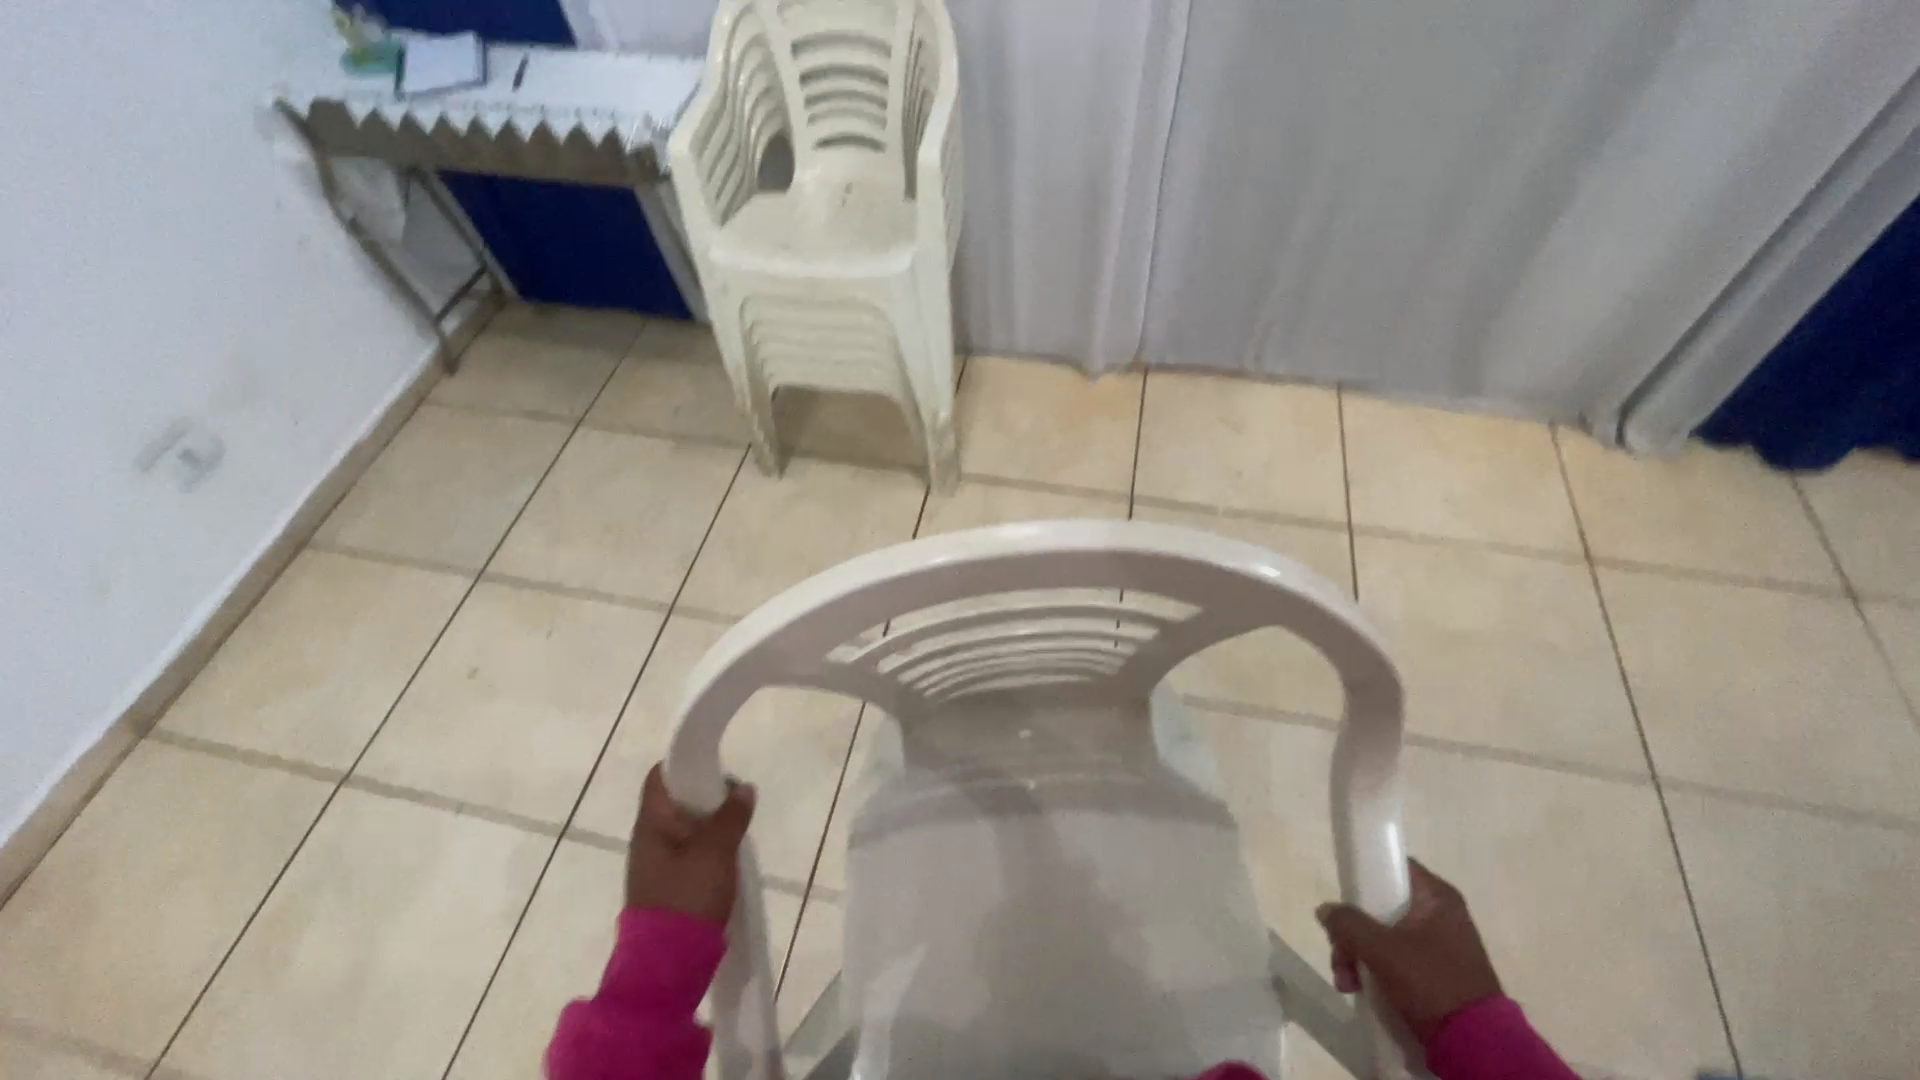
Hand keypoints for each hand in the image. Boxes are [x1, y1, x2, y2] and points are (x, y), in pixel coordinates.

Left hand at [625, 764, 755, 923]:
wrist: (668, 965)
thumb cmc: (688, 897)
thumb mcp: (716, 851)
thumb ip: (730, 816)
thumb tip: (742, 788)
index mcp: (651, 824)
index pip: (660, 777)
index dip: (684, 764)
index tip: (714, 766)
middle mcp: (648, 840)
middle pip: (676, 802)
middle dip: (706, 796)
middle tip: (735, 801)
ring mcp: (657, 865)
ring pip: (685, 829)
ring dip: (711, 824)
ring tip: (738, 829)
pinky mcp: (669, 887)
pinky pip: (690, 853)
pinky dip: (709, 847)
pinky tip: (729, 857)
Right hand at [1316, 859, 1502, 1043]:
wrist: (1477, 1047)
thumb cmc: (1430, 984)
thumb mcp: (1381, 949)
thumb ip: (1348, 923)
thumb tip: (1326, 910)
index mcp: (1436, 897)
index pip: (1391, 865)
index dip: (1362, 877)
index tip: (1343, 901)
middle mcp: (1440, 914)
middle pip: (1379, 905)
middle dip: (1352, 933)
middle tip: (1340, 956)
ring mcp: (1439, 944)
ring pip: (1382, 934)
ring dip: (1357, 956)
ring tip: (1347, 983)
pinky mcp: (1436, 971)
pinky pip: (1394, 958)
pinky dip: (1374, 970)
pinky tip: (1360, 990)